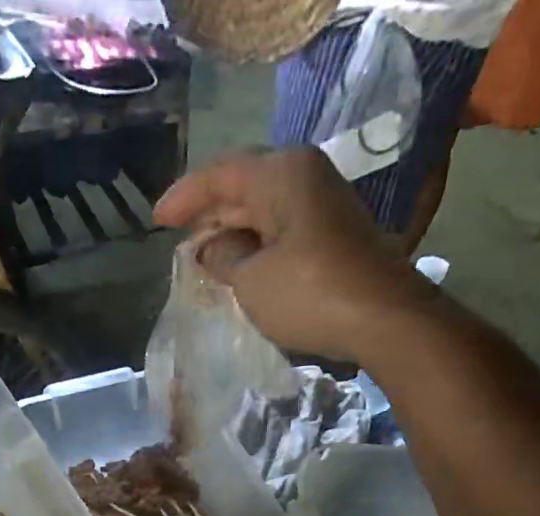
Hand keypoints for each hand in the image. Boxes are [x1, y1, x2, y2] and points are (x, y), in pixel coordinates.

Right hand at [153, 148, 440, 363]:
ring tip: (200, 253)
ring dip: (230, 228)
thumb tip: (212, 247)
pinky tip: (235, 261)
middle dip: (207, 212)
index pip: (219, 173)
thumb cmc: (309, 292)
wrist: (383, 318)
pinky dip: (253, 240)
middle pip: (242, 185)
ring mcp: (322, 201)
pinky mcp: (331, 229)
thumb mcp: (249, 278)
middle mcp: (304, 175)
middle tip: (176, 237)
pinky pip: (280, 224)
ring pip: (261, 206)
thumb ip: (221, 255)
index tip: (156, 221)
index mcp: (281, 173)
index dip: (183, 197)